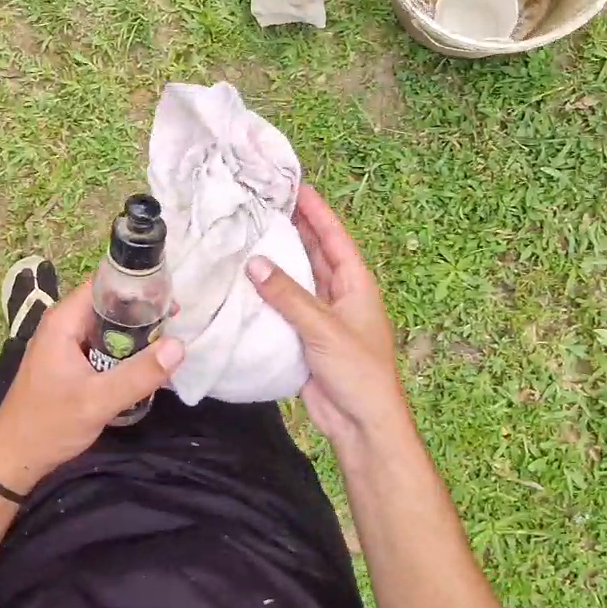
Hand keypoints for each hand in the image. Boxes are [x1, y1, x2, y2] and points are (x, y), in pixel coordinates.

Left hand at [0, 281, 185, 494]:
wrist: (14, 458)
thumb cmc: (50, 424)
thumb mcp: (98, 401)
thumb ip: (139, 374)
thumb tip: (179, 345)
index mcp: (64, 320)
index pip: (105, 283)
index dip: (137, 286)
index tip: (169, 298)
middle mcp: (64, 323)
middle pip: (109, 303)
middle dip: (141, 312)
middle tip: (174, 324)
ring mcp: (65, 343)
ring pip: (108, 326)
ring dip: (135, 333)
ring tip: (165, 344)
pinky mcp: (70, 361)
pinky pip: (102, 344)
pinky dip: (123, 350)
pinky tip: (143, 364)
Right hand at [247, 185, 412, 463]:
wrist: (361, 423)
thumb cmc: (357, 371)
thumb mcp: (323, 328)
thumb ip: (288, 295)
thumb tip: (254, 261)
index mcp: (355, 283)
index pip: (334, 236)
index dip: (316, 210)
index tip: (295, 184)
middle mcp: (339, 293)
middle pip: (315, 251)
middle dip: (293, 227)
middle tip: (263, 203)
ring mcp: (322, 315)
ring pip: (298, 277)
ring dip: (279, 258)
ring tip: (248, 232)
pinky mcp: (305, 335)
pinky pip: (285, 304)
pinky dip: (268, 291)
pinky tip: (245, 280)